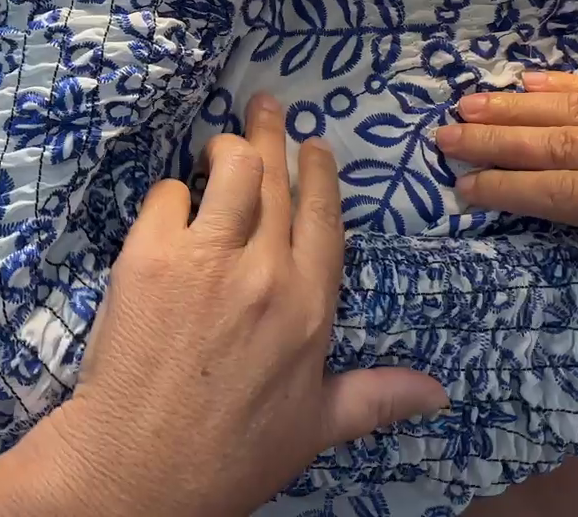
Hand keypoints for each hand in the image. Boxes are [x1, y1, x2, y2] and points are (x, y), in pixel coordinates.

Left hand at [24, 93, 447, 516]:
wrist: (139, 471)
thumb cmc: (230, 453)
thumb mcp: (314, 428)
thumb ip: (374, 397)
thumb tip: (438, 392)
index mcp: (310, 308)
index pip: (324, 217)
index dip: (318, 172)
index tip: (313, 143)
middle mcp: (266, 272)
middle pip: (275, 177)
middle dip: (270, 132)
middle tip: (264, 105)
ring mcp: (208, 258)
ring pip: (229, 166)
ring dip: (223, 147)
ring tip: (216, 145)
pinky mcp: (151, 254)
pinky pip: (167, 194)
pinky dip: (171, 192)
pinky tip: (171, 205)